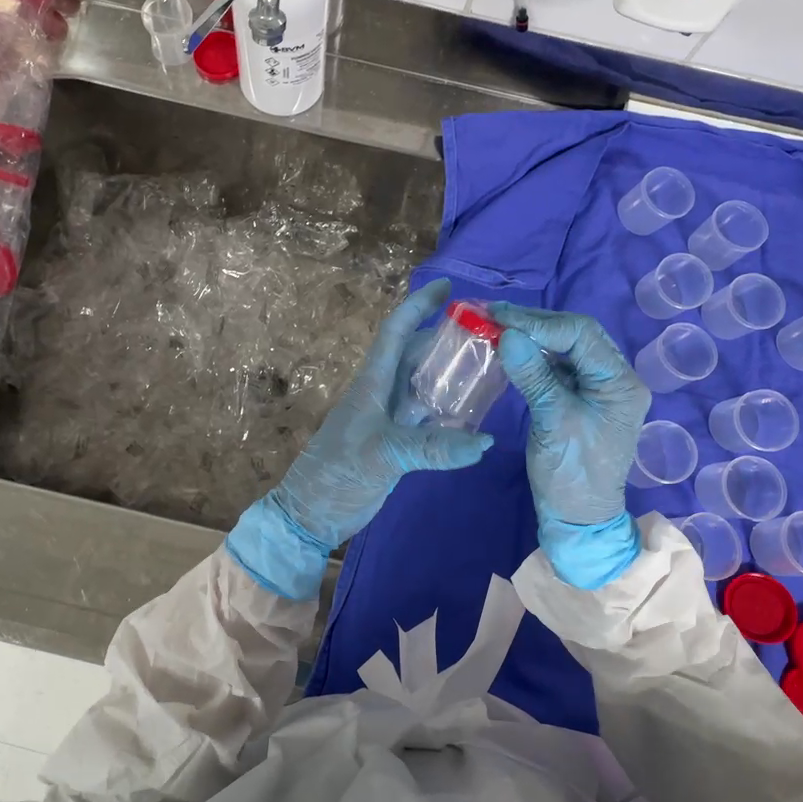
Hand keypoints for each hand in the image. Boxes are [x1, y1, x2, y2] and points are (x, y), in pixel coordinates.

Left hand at [225, 278, 493, 600]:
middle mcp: (382, 394)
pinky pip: (428, 417)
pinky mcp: (396, 443)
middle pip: (416, 354)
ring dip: (451, 374)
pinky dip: (450, 412)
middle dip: (446, 338)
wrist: (312, 514)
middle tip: (486, 333)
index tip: (447, 287)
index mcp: (372, 384)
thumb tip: (482, 442)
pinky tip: (475, 415)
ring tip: (489, 366)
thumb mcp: (383, 456)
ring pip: (424, 385)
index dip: (418, 306)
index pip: (396, 333)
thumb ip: (431, 448)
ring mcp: (389, 419)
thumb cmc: (337, 474)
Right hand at [491, 303, 649, 588]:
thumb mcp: (553, 422)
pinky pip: (559, 364)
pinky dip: (534, 354)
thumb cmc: (572, 473)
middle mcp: (616, 378)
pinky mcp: (581, 397)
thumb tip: (508, 335)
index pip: (581, 334)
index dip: (539, 322)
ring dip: (533, 334)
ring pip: (566, 346)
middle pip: (576, 334)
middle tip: (494, 314)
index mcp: (620, 383)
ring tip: (496, 325)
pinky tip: (510, 349)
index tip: (499, 318)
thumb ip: (534, 376)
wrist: (579, 518)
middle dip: (535, 322)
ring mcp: (599, 387)